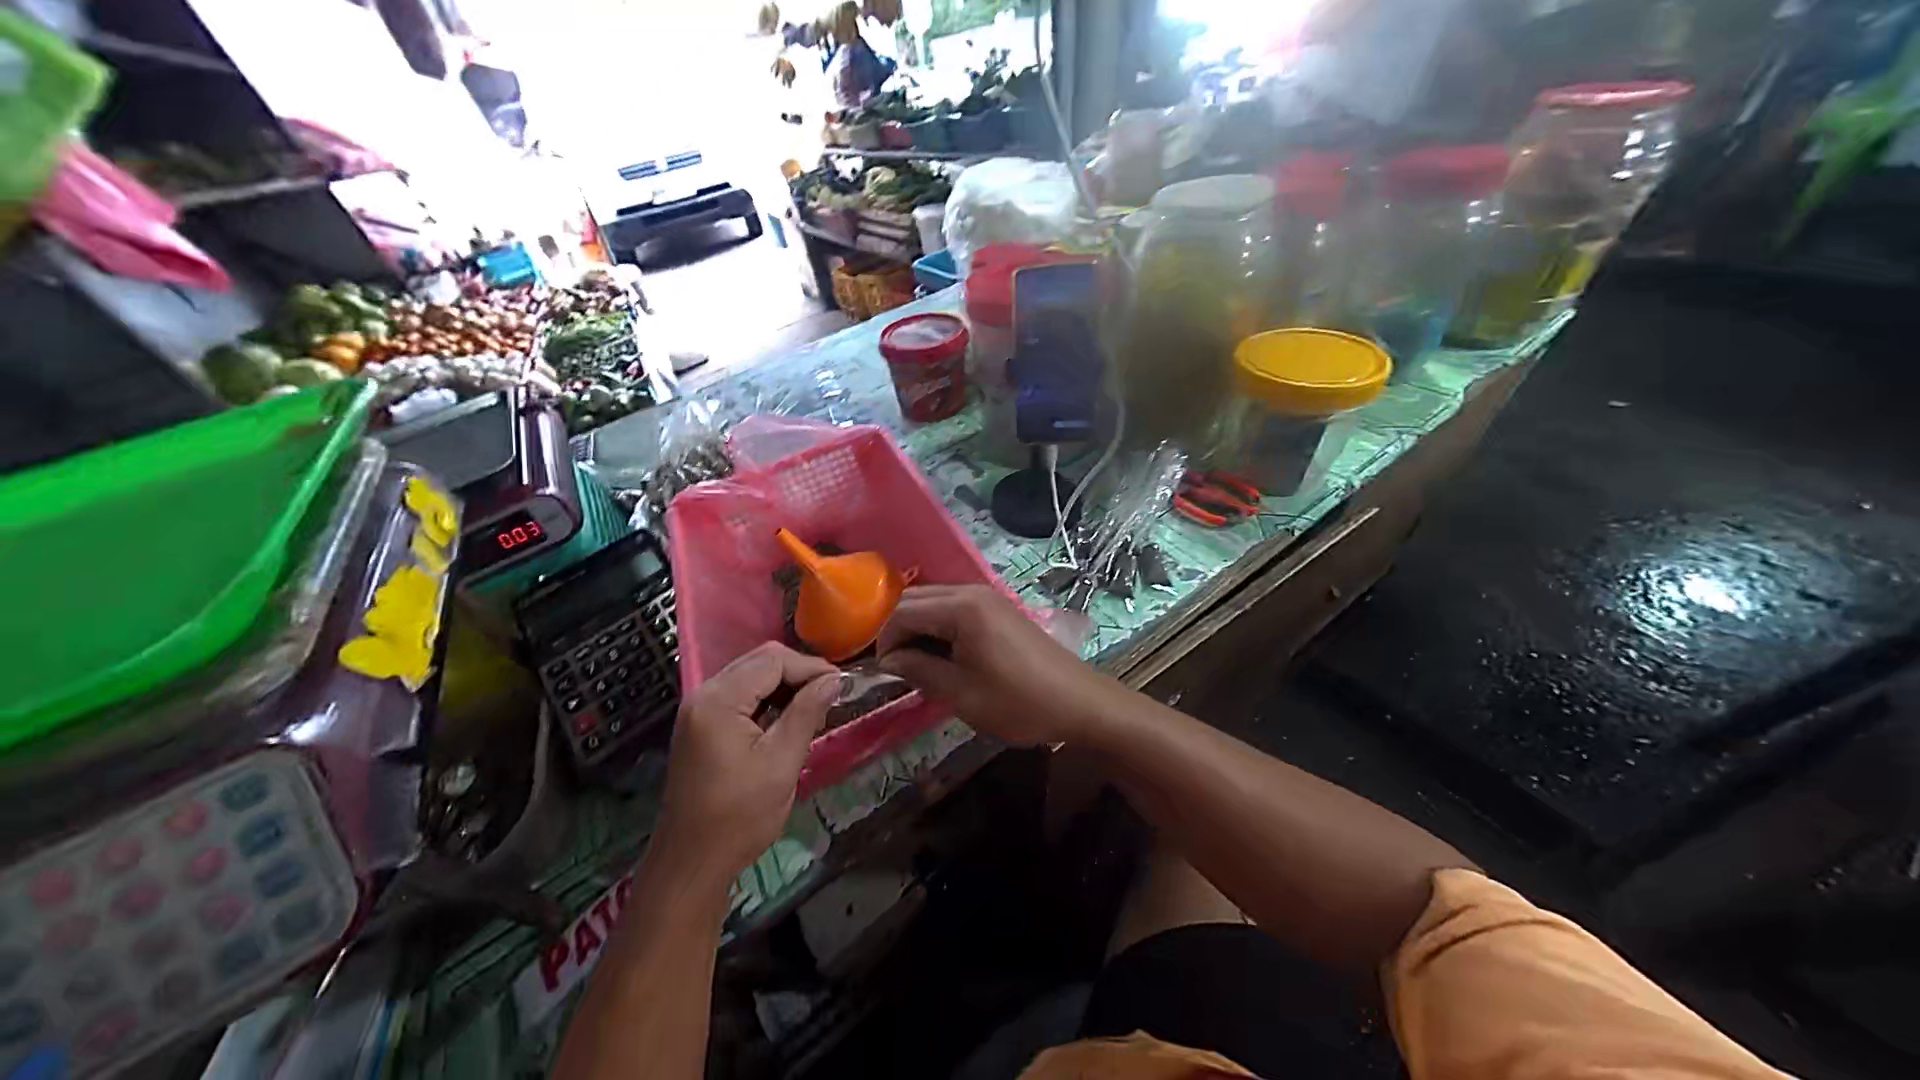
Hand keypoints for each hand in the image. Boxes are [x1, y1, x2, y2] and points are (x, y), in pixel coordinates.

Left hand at [653, 644, 839, 885]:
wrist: (691, 863)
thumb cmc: (739, 816)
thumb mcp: (781, 763)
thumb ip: (807, 713)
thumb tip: (834, 679)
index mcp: (719, 700)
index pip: (773, 661)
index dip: (811, 667)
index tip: (842, 685)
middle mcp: (703, 695)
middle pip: (759, 661)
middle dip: (799, 673)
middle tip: (831, 695)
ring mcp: (699, 711)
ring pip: (750, 676)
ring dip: (784, 685)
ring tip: (815, 708)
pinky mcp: (701, 726)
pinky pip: (740, 695)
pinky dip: (767, 699)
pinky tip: (787, 719)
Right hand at [876, 585, 1119, 746]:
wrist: (1079, 703)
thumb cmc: (1018, 702)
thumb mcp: (960, 693)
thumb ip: (919, 670)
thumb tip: (889, 660)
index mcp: (962, 608)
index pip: (902, 611)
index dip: (884, 640)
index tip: (881, 672)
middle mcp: (972, 591)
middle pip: (915, 599)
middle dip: (897, 629)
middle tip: (894, 667)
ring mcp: (988, 597)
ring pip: (934, 602)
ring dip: (918, 627)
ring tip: (915, 664)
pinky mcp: (998, 609)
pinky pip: (954, 608)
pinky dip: (938, 626)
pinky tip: (942, 655)